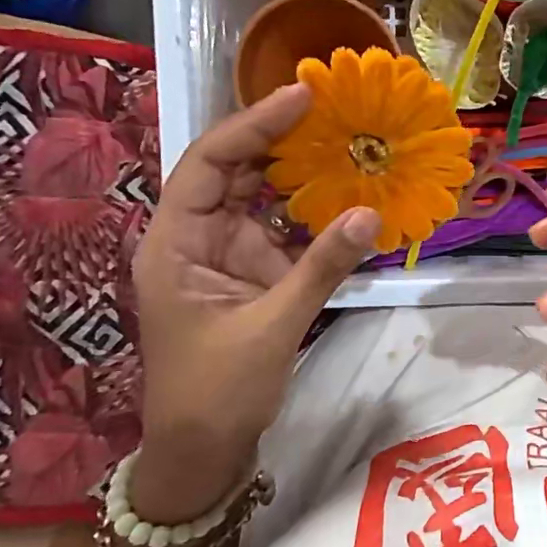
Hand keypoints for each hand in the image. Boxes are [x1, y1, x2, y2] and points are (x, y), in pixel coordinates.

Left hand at [130, 84, 379, 521]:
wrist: (205, 451)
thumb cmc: (217, 391)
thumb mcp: (272, 327)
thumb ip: (322, 268)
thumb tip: (371, 214)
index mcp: (176, 243)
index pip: (211, 163)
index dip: (253, 124)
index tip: (302, 96)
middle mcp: (197, 237)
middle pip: (236, 170)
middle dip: (280, 138)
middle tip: (334, 110)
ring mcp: (227, 255)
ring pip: (262, 197)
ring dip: (301, 172)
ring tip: (347, 140)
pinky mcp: (254, 274)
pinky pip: (285, 231)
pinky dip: (315, 214)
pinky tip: (350, 195)